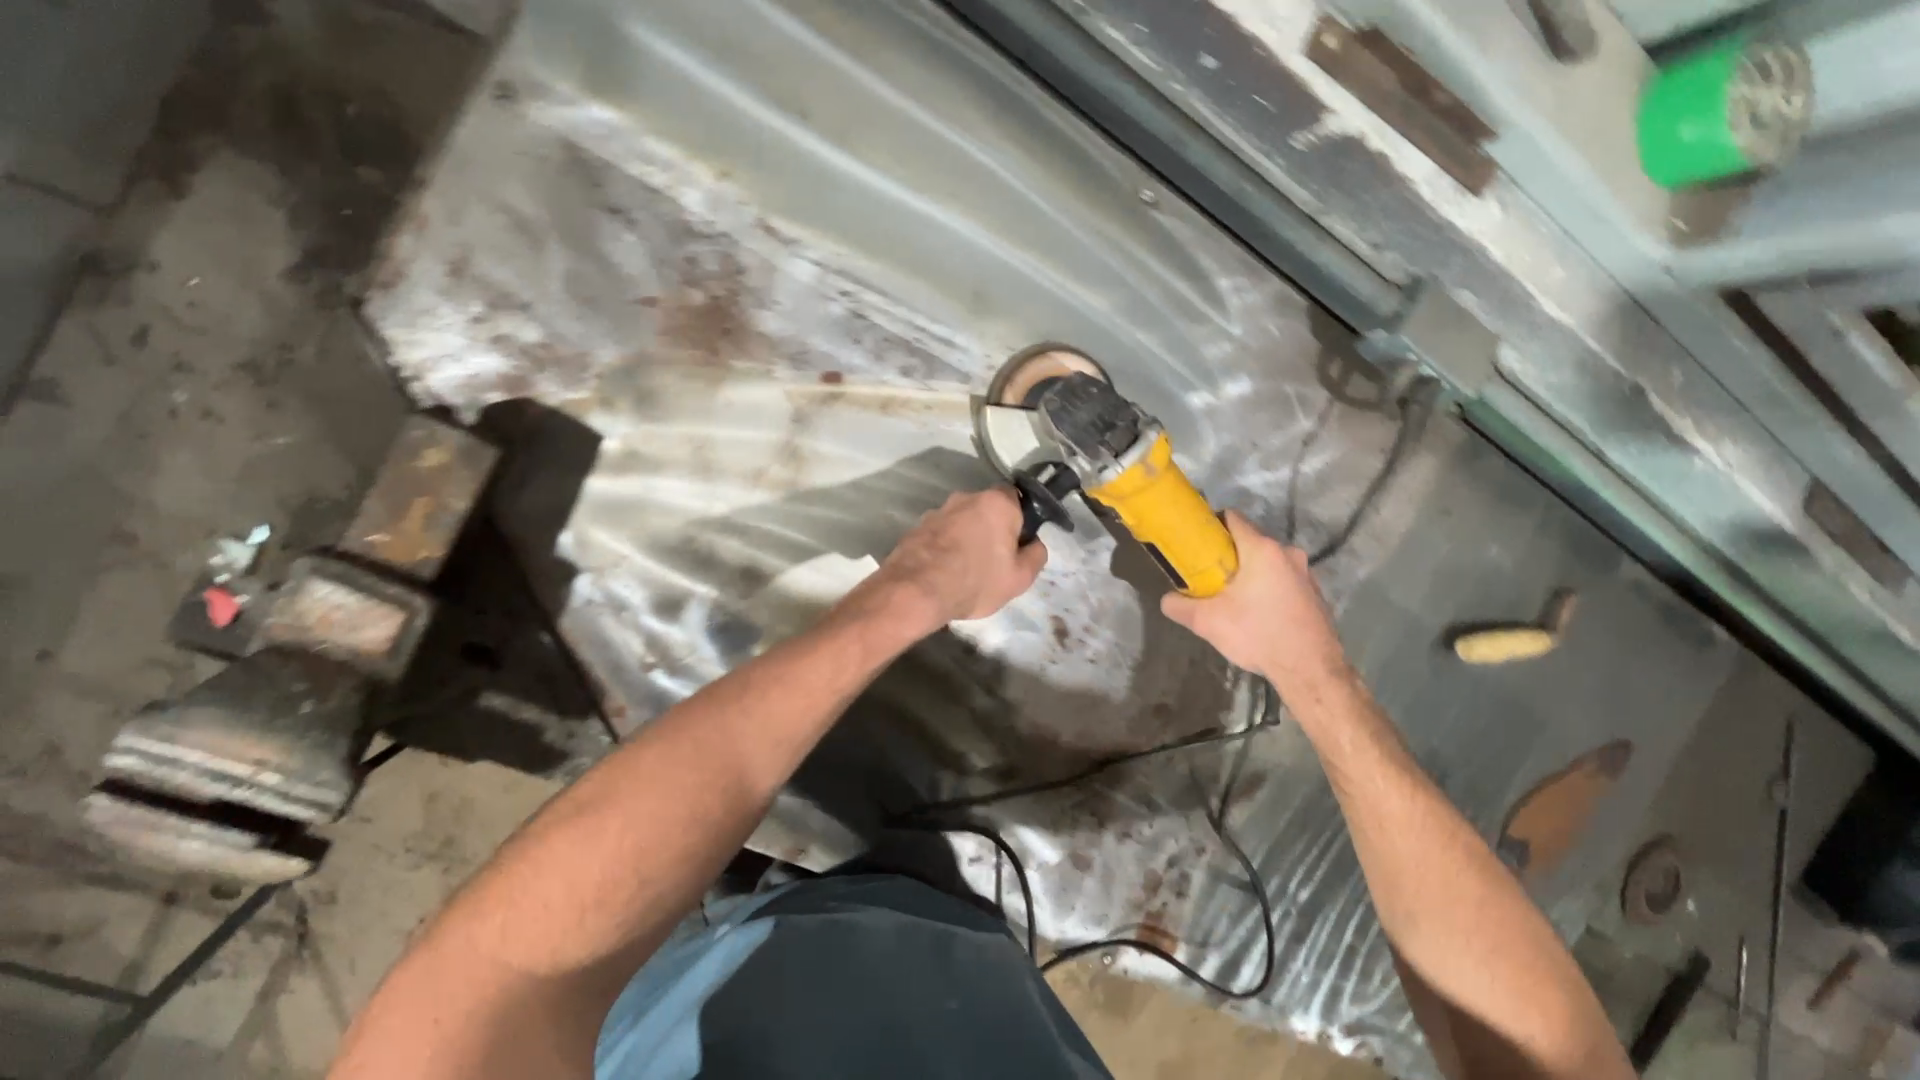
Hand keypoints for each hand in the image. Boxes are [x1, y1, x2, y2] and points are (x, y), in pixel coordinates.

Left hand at [863, 487, 1046, 632]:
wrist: (915, 591)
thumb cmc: (976, 581)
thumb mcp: (1020, 578)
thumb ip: (1035, 555)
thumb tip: (1034, 544)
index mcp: (996, 502)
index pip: (1016, 497)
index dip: (1020, 519)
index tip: (1018, 543)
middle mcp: (965, 498)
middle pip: (987, 509)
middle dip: (991, 529)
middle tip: (993, 560)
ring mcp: (937, 511)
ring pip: (961, 522)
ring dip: (966, 538)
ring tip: (965, 570)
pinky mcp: (916, 527)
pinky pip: (940, 535)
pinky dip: (945, 547)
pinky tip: (944, 571)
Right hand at [1160, 512, 1350, 694]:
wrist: (1310, 669)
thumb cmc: (1258, 635)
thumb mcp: (1207, 622)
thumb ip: (1179, 606)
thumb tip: (1167, 600)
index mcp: (1262, 549)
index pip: (1232, 518)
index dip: (1211, 527)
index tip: (1197, 545)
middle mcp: (1288, 553)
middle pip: (1250, 542)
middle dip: (1229, 556)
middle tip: (1211, 578)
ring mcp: (1306, 572)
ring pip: (1269, 563)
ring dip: (1251, 574)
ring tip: (1235, 600)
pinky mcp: (1316, 593)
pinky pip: (1285, 580)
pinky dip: (1270, 589)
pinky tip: (1260, 614)